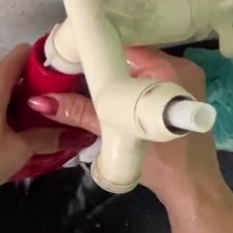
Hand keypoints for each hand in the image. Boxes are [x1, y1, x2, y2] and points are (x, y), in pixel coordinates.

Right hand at [25, 47, 228, 210]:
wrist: (191, 188)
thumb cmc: (161, 162)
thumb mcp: (115, 134)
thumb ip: (80, 112)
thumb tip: (42, 101)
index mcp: (169, 70)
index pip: (126, 45)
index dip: (98, 46)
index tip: (72, 51)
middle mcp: (180, 68)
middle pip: (133, 55)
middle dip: (103, 60)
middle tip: (71, 64)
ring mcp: (184, 81)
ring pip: (140, 68)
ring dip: (115, 73)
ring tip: (83, 75)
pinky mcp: (180, 95)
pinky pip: (149, 79)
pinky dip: (129, 83)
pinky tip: (108, 90)